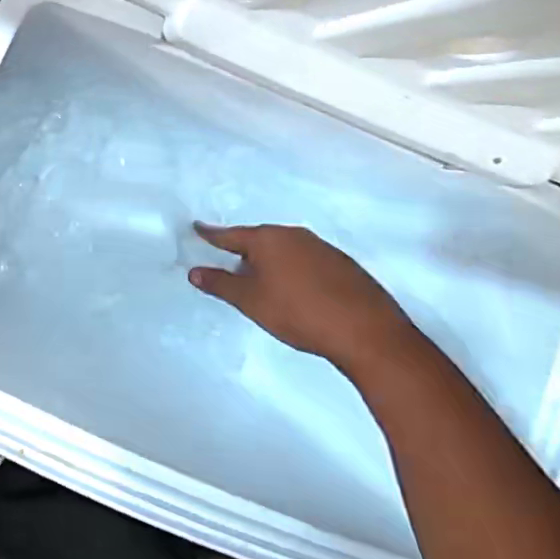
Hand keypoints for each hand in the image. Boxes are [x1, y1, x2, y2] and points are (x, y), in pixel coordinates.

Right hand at [188, 223, 416, 366]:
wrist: (365, 330)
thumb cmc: (297, 311)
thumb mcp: (251, 301)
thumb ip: (221, 284)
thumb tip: (194, 271)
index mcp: (268, 239)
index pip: (231, 235)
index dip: (212, 235)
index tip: (197, 228)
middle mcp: (294, 235)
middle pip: (260, 239)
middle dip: (244, 248)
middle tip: (229, 259)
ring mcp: (322, 247)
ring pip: (285, 248)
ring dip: (271, 260)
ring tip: (261, 277)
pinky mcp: (342, 264)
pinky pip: (306, 259)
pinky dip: (293, 268)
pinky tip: (295, 288)